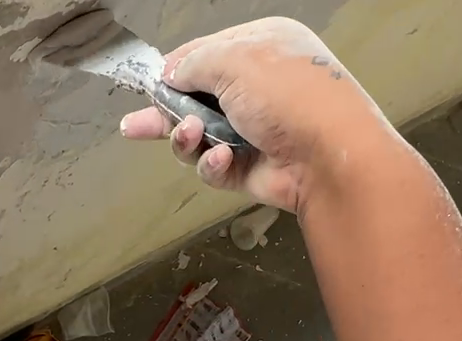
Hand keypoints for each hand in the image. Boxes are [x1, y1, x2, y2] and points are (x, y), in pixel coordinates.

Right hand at [118, 18, 397, 212]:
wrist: (327, 156)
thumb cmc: (287, 95)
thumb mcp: (237, 60)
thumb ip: (195, 64)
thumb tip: (169, 74)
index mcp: (259, 49)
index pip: (205, 56)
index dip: (175, 71)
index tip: (150, 86)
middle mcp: (254, 89)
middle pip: (194, 101)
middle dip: (165, 115)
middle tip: (134, 127)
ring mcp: (249, 131)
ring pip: (197, 139)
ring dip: (188, 140)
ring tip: (190, 138)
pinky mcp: (245, 169)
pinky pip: (213, 167)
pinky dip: (212, 164)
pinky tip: (221, 160)